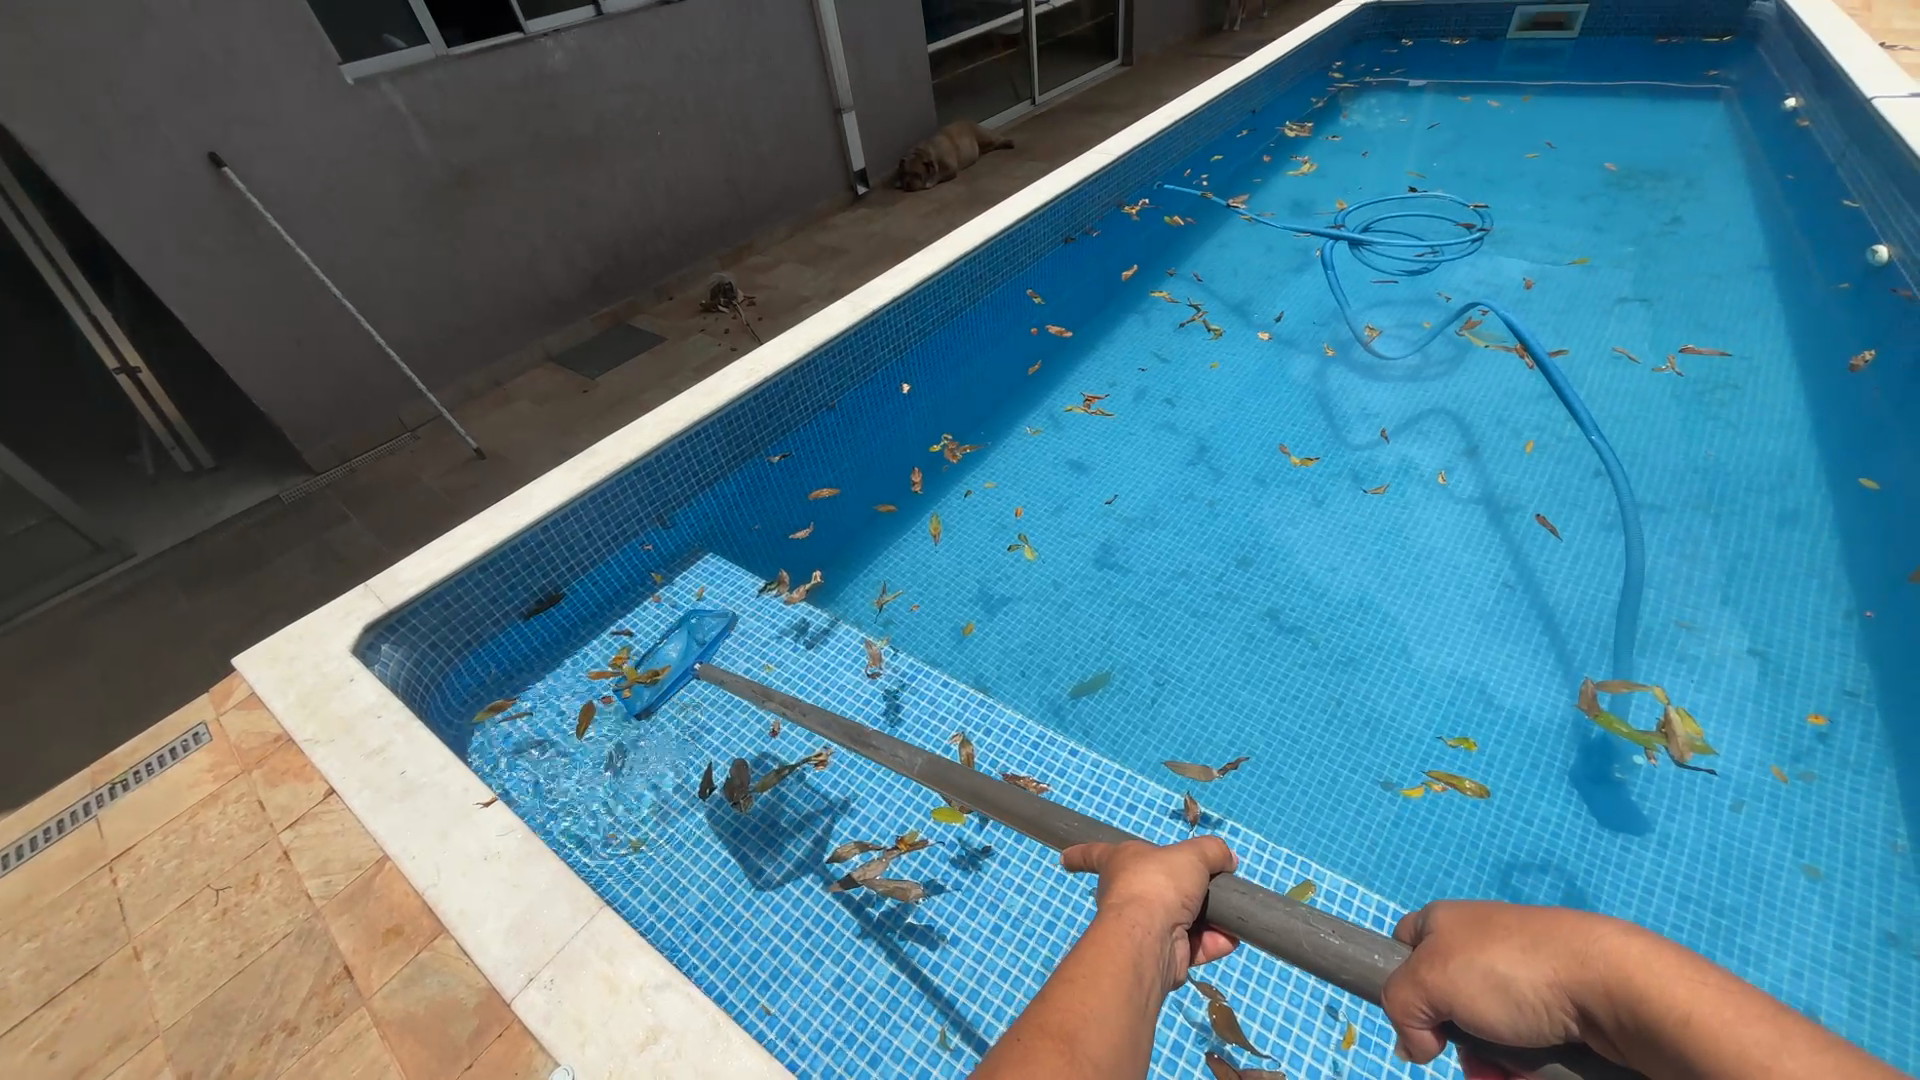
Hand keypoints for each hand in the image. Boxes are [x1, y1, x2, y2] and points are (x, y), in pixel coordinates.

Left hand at [1061, 837, 1239, 990]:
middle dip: (1180, 892)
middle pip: (1152, 890)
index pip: (1092, 853)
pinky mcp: (1164, 954)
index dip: (1080, 853)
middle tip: (1205, 889)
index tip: (1063, 857)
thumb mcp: (1192, 854)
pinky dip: (1212, 942)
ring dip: (1206, 919)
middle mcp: (1126, 892)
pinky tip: (1228, 936)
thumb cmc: (1159, 882)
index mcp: (1119, 861)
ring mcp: (1143, 925)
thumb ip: (1212, 851)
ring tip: (1226, 913)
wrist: (1151, 935)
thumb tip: (1226, 858)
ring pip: (1178, 919)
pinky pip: (1192, 945)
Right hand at [1381, 901, 1645, 1076]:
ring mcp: (1525, 976)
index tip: (1417, 1018)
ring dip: (1494, 1064)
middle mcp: (1480, 944)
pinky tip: (1535, 1075)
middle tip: (1474, 1066)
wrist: (1612, 984)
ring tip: (1509, 1078)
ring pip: (1493, 1032)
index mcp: (1443, 922)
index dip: (1401, 983)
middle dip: (1457, 1044)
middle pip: (1449, 1002)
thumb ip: (1400, 1006)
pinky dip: (1529, 1066)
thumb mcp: (1427, 980)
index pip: (1403, 947)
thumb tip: (1412, 1045)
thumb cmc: (1505, 971)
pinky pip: (1534, 1044)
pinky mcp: (1566, 1007)